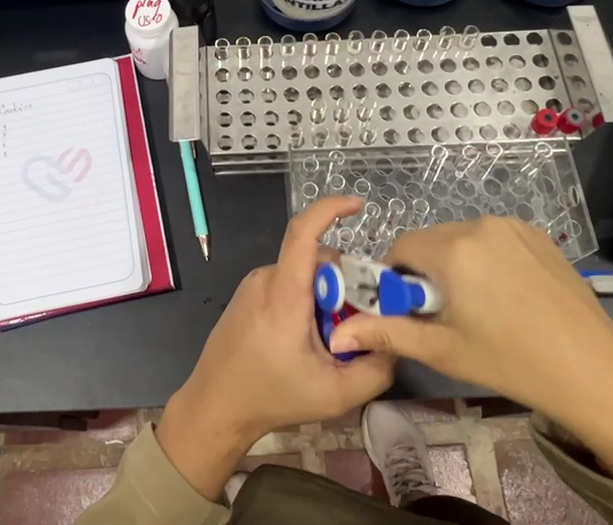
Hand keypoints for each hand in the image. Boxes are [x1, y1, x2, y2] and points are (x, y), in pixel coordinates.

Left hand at [156, 196, 394, 499]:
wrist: (216, 407)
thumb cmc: (272, 397)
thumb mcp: (336, 394)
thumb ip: (377, 367)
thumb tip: (396, 341)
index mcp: (284, 293)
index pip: (303, 231)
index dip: (330, 209)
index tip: (358, 205)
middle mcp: (266, 278)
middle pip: (315, 259)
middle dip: (344, 282)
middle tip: (361, 318)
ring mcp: (253, 285)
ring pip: (302, 274)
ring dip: (325, 296)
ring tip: (332, 339)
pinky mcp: (247, 296)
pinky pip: (287, 284)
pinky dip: (306, 301)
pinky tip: (309, 340)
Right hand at [328, 217, 612, 482]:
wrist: (593, 369)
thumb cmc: (510, 361)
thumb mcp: (442, 350)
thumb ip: (387, 334)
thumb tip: (339, 334)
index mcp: (452, 250)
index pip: (401, 247)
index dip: (397, 278)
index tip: (412, 309)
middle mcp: (479, 225)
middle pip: (432, 241)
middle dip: (428, 272)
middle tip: (447, 314)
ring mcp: (513, 226)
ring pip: (463, 239)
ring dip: (458, 264)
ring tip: (481, 308)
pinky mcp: (537, 234)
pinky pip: (493, 239)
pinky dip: (488, 260)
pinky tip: (508, 296)